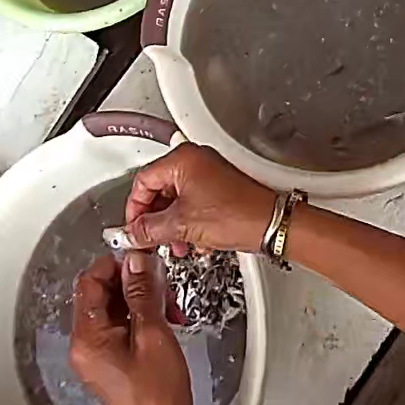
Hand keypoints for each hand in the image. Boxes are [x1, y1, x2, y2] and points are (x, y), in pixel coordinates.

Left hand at [70, 253, 195, 404]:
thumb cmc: (157, 398)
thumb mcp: (153, 335)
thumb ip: (142, 293)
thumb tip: (135, 263)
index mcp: (87, 337)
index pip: (89, 283)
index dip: (114, 266)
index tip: (138, 260)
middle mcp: (85, 344)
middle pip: (101, 294)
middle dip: (132, 284)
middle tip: (159, 282)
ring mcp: (98, 353)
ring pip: (114, 308)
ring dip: (141, 300)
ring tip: (168, 304)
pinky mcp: (111, 360)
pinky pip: (120, 325)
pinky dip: (141, 316)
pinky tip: (164, 317)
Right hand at [124, 143, 275, 254]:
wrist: (272, 224)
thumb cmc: (238, 215)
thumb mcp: (182, 225)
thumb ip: (149, 229)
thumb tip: (132, 234)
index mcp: (181, 159)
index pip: (143, 181)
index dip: (135, 208)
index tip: (134, 227)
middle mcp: (194, 160)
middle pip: (159, 189)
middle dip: (155, 219)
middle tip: (150, 238)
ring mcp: (207, 172)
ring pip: (176, 198)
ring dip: (171, 224)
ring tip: (174, 244)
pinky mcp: (218, 186)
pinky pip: (192, 201)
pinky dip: (187, 220)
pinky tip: (192, 240)